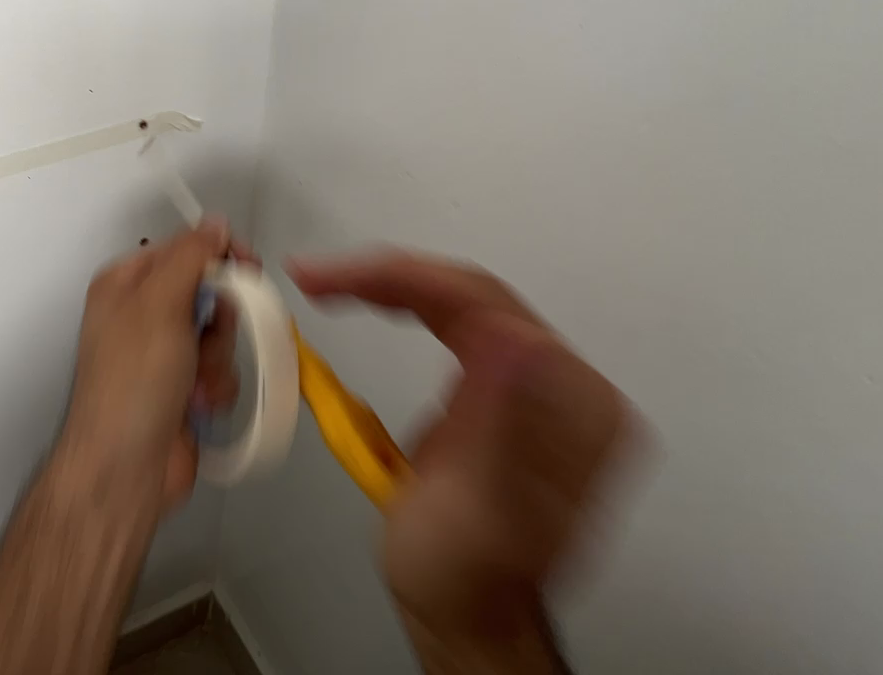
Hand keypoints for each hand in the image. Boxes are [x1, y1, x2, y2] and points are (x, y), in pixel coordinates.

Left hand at [59, 220, 239, 512]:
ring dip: (216, 361)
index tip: (248, 267)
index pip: (182, 250)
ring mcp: (162, 354)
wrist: (126, 466)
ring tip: (195, 385)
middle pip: (207, 293)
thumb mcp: (160, 304)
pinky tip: (198, 406)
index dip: (217, 256)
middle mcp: (142, 314)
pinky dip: (215, 388)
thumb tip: (214, 222)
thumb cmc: (135, 377)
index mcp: (126, 283)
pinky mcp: (182, 388)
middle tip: (209, 337)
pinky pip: (217, 371)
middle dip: (217, 322)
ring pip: (218, 335)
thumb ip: (190, 257)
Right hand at [289, 250, 636, 668]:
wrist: (459, 607)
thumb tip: (515, 340)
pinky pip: (448, 318)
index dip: (399, 279)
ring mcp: (532, 380)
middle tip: (314, 276)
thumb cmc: (459, 571)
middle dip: (385, 274)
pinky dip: (396, 302)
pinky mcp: (501, 384)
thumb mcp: (479, 511)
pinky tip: (365, 298)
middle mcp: (562, 383)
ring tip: (325, 281)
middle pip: (468, 292)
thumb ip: (501, 426)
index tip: (327, 281)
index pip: (481, 306)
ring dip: (387, 282)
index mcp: (569, 405)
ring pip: (456, 297)